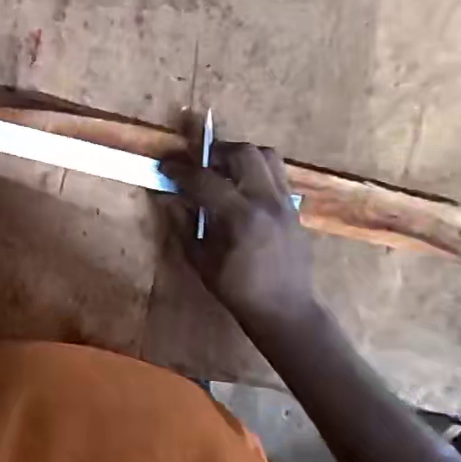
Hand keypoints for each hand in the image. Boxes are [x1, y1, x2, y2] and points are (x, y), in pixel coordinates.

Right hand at [164, 143, 319, 328]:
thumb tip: (167, 197)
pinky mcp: (294, 207)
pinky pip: (276, 173)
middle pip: (243, 152)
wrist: (286, 310)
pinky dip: (256, 171)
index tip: (166, 166)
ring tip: (225, 171)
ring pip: (266, 155)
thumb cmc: (239, 291)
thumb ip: (183, 224)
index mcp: (241, 217)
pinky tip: (243, 189)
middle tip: (201, 164)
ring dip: (241, 156)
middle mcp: (267, 201)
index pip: (206, 179)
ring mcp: (285, 201)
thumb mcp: (202, 261)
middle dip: (217, 151)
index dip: (181, 170)